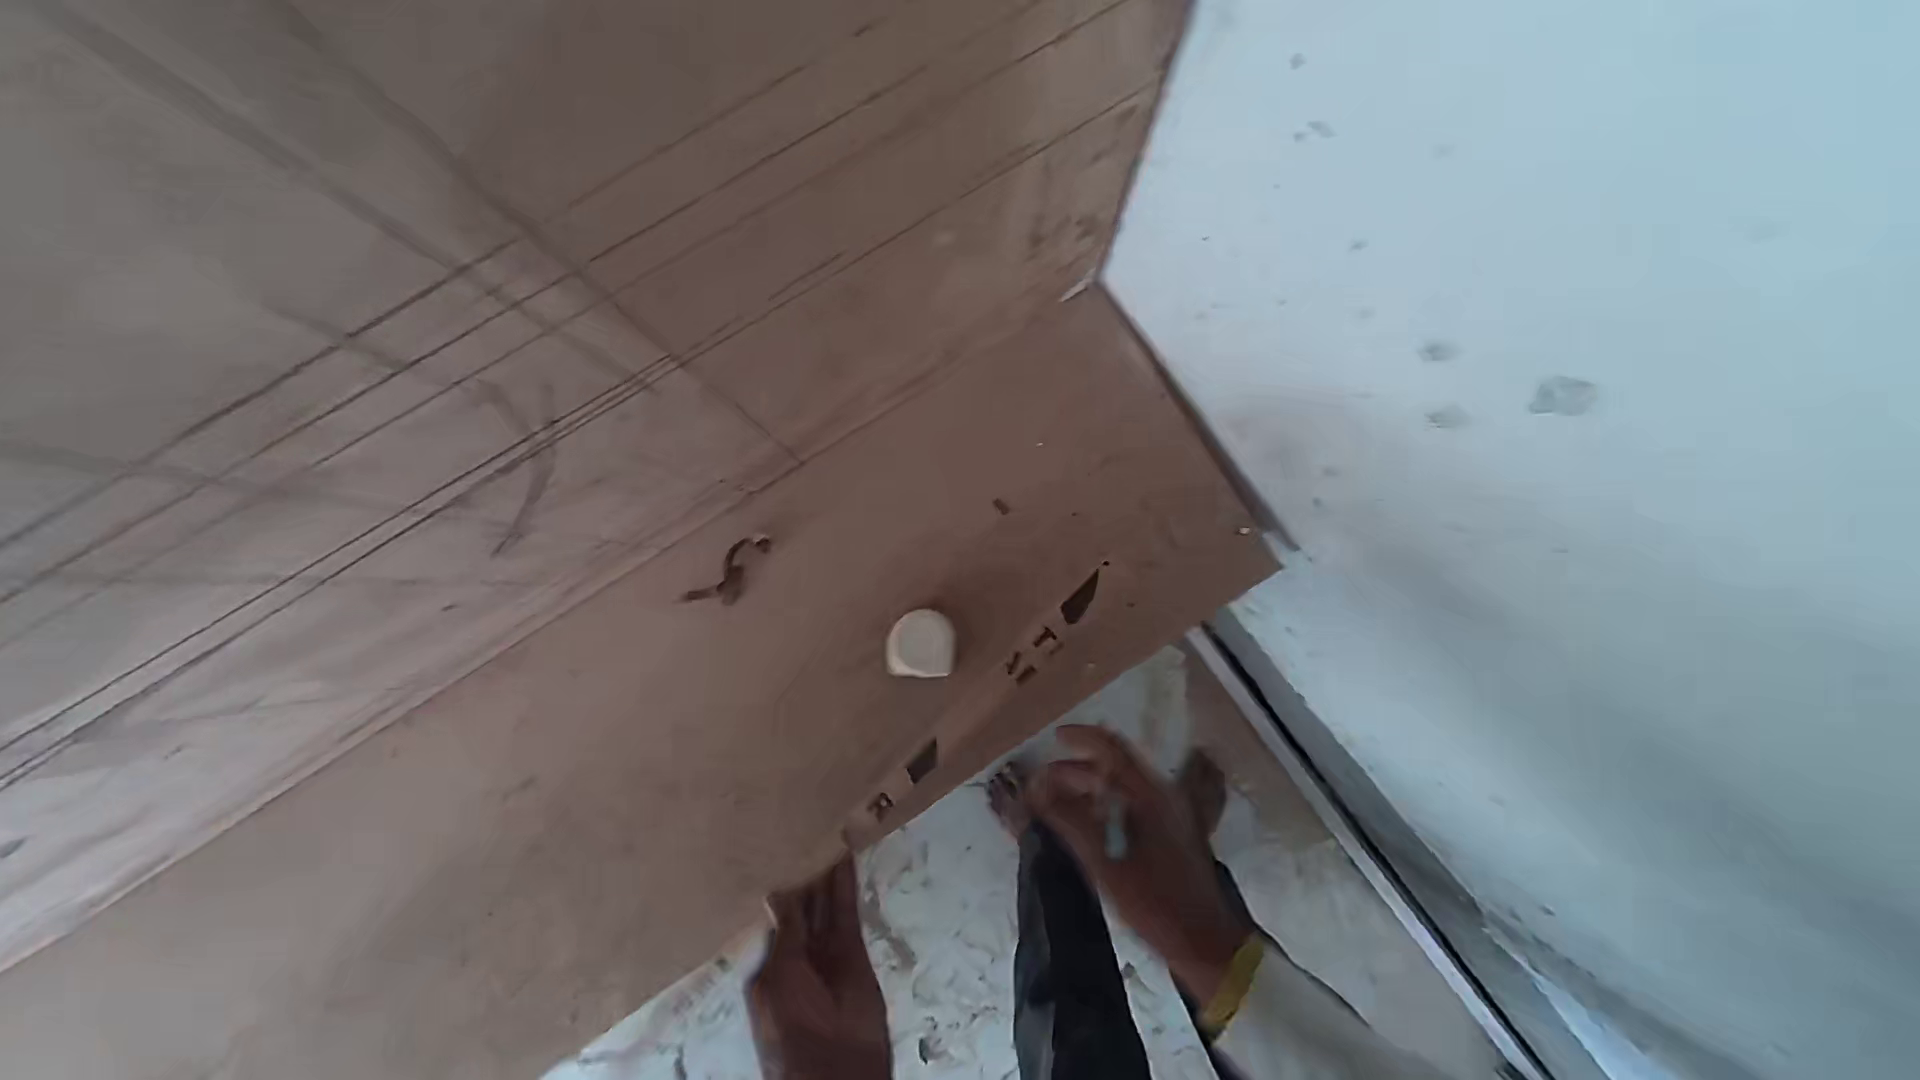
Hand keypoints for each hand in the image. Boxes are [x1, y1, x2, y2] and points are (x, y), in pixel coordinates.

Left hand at [746, 856, 891, 1079]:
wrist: (836, 1070)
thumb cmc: (791, 1028)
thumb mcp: (779, 980)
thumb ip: (785, 935)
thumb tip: (776, 893)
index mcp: (767, 964)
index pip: (772, 916)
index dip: (777, 885)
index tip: (775, 850)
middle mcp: (795, 953)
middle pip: (801, 905)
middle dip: (802, 874)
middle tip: (803, 831)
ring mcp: (824, 950)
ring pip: (823, 903)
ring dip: (825, 873)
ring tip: (826, 834)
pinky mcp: (851, 948)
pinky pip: (845, 910)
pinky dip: (846, 884)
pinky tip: (845, 856)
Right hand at [1029, 725, 1254, 1000]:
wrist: (1204, 942)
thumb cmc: (1154, 901)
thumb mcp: (1104, 861)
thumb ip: (1068, 818)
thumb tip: (1036, 787)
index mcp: (1148, 794)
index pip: (1111, 748)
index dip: (1081, 737)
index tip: (1055, 738)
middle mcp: (1160, 794)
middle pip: (1115, 765)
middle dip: (1077, 768)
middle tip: (1046, 780)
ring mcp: (1168, 813)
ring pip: (1123, 785)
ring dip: (1090, 786)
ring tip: (1059, 802)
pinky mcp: (1169, 832)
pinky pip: (1132, 803)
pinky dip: (1105, 804)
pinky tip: (1086, 824)